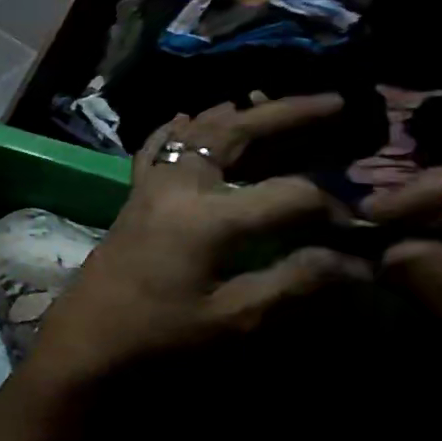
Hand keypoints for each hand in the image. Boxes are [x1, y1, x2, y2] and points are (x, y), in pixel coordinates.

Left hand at [32, 94, 368, 383]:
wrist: (85, 339)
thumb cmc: (156, 334)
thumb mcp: (232, 318)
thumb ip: (294, 282)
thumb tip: (355, 262)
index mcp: (207, 217)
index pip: (289, 194)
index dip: (331, 209)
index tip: (356, 230)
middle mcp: (176, 187)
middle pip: (233, 133)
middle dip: (286, 115)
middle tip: (335, 102)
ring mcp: (148, 188)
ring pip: (191, 133)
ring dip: (233, 115)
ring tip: (267, 101)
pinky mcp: (131, 197)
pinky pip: (154, 149)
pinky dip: (176, 130)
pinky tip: (185, 118)